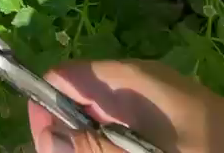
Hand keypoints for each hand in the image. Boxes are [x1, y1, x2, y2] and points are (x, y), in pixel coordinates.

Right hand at [27, 60, 223, 152]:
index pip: (63, 78)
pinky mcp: (177, 133)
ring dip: (98, 146)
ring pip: (106, 126)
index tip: (50, 151)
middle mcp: (138, 86)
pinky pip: (132, 136)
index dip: (46, 111)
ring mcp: (160, 111)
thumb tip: (49, 138)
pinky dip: (122, 147)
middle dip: (72, 138)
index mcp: (129, 78)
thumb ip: (101, 149)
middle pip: (81, 105)